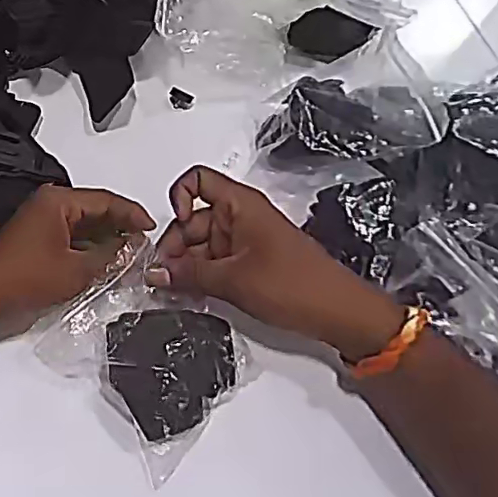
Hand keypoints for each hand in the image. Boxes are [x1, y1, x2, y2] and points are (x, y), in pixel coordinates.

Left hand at [0, 184, 154, 342]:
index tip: (151, 228)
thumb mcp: (78, 269)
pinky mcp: (36, 238)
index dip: (132, 214)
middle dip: (120, 227)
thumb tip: (132, 247)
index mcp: (57, 201)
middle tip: (143, 245)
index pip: (106, 199)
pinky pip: (70, 236)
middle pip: (95, 210)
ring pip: (84, 224)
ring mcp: (41, 221)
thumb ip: (112, 255)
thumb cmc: (21, 277)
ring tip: (128, 257)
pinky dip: (88, 247)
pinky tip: (104, 263)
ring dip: (105, 239)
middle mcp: (48, 205)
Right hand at [147, 166, 402, 360]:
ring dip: (186, 264)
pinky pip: (214, 260)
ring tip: (176, 288)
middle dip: (175, 244)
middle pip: (192, 218)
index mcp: (241, 205)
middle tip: (163, 272)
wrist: (343, 316)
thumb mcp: (232, 280)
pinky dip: (200, 273)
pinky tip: (192, 292)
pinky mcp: (249, 262)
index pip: (198, 180)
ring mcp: (245, 240)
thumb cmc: (299, 287)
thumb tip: (155, 273)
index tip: (176, 223)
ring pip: (200, 243)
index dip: (179, 197)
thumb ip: (187, 274)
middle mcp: (241, 217)